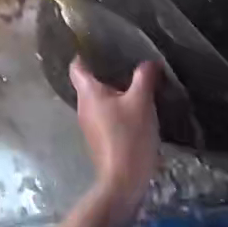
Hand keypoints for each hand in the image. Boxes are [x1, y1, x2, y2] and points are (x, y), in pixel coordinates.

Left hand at [69, 58, 158, 221]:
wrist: (123, 181)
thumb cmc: (129, 136)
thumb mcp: (142, 102)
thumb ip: (144, 78)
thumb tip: (150, 62)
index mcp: (87, 92)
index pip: (77, 65)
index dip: (85, 53)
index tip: (100, 45)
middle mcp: (83, 105)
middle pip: (89, 82)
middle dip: (106, 72)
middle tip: (126, 63)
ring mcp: (89, 124)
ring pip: (99, 99)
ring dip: (114, 92)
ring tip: (134, 85)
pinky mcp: (99, 138)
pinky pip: (106, 115)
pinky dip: (117, 108)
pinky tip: (135, 110)